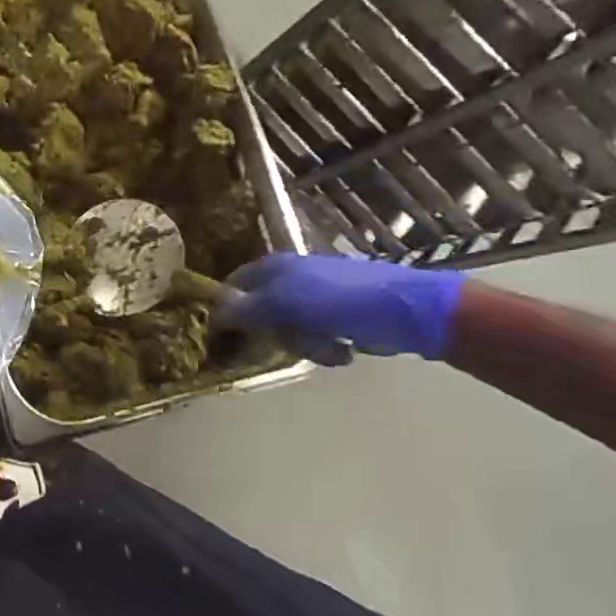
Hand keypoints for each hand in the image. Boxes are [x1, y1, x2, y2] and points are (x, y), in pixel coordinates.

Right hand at [215, 252, 466, 359]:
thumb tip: (213, 315)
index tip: (225, 336)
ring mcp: (315, 298)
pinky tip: (342, 348)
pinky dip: (325, 348)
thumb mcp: (280, 303)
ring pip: (287, 331)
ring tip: (326, 345)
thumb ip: (242, 309)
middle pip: (259, 314)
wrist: (402, 310)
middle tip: (285, 339)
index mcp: (274, 267)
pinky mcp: (336, 317)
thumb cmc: (335, 301)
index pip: (233, 286)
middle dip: (273, 333)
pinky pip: (314, 338)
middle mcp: (290, 279)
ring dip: (303, 344)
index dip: (226, 310)